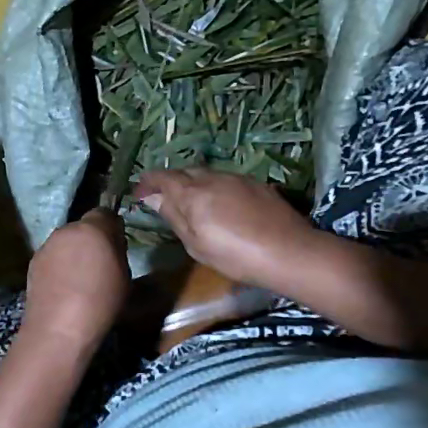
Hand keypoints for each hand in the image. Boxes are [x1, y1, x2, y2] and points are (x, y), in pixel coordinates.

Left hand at [21, 209, 129, 348]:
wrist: (59, 329)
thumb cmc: (101, 301)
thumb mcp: (125, 274)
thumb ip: (118, 250)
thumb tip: (112, 243)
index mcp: (93, 229)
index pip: (105, 213)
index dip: (112, 227)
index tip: (118, 246)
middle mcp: (66, 230)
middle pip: (83, 227)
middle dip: (92, 239)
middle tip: (101, 263)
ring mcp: (46, 246)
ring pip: (66, 242)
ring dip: (74, 252)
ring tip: (81, 278)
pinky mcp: (33, 263)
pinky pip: (53, 257)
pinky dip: (60, 265)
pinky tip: (65, 287)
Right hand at [135, 168, 323, 290]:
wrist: (288, 250)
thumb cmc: (236, 256)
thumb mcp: (197, 244)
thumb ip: (174, 217)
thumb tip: (154, 198)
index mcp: (193, 193)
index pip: (163, 177)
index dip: (148, 183)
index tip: (139, 194)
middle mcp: (214, 177)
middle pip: (186, 172)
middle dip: (171, 181)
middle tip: (164, 199)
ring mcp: (238, 178)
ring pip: (209, 173)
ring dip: (195, 183)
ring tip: (194, 203)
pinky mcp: (257, 183)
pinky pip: (228, 179)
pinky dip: (217, 187)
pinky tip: (223, 205)